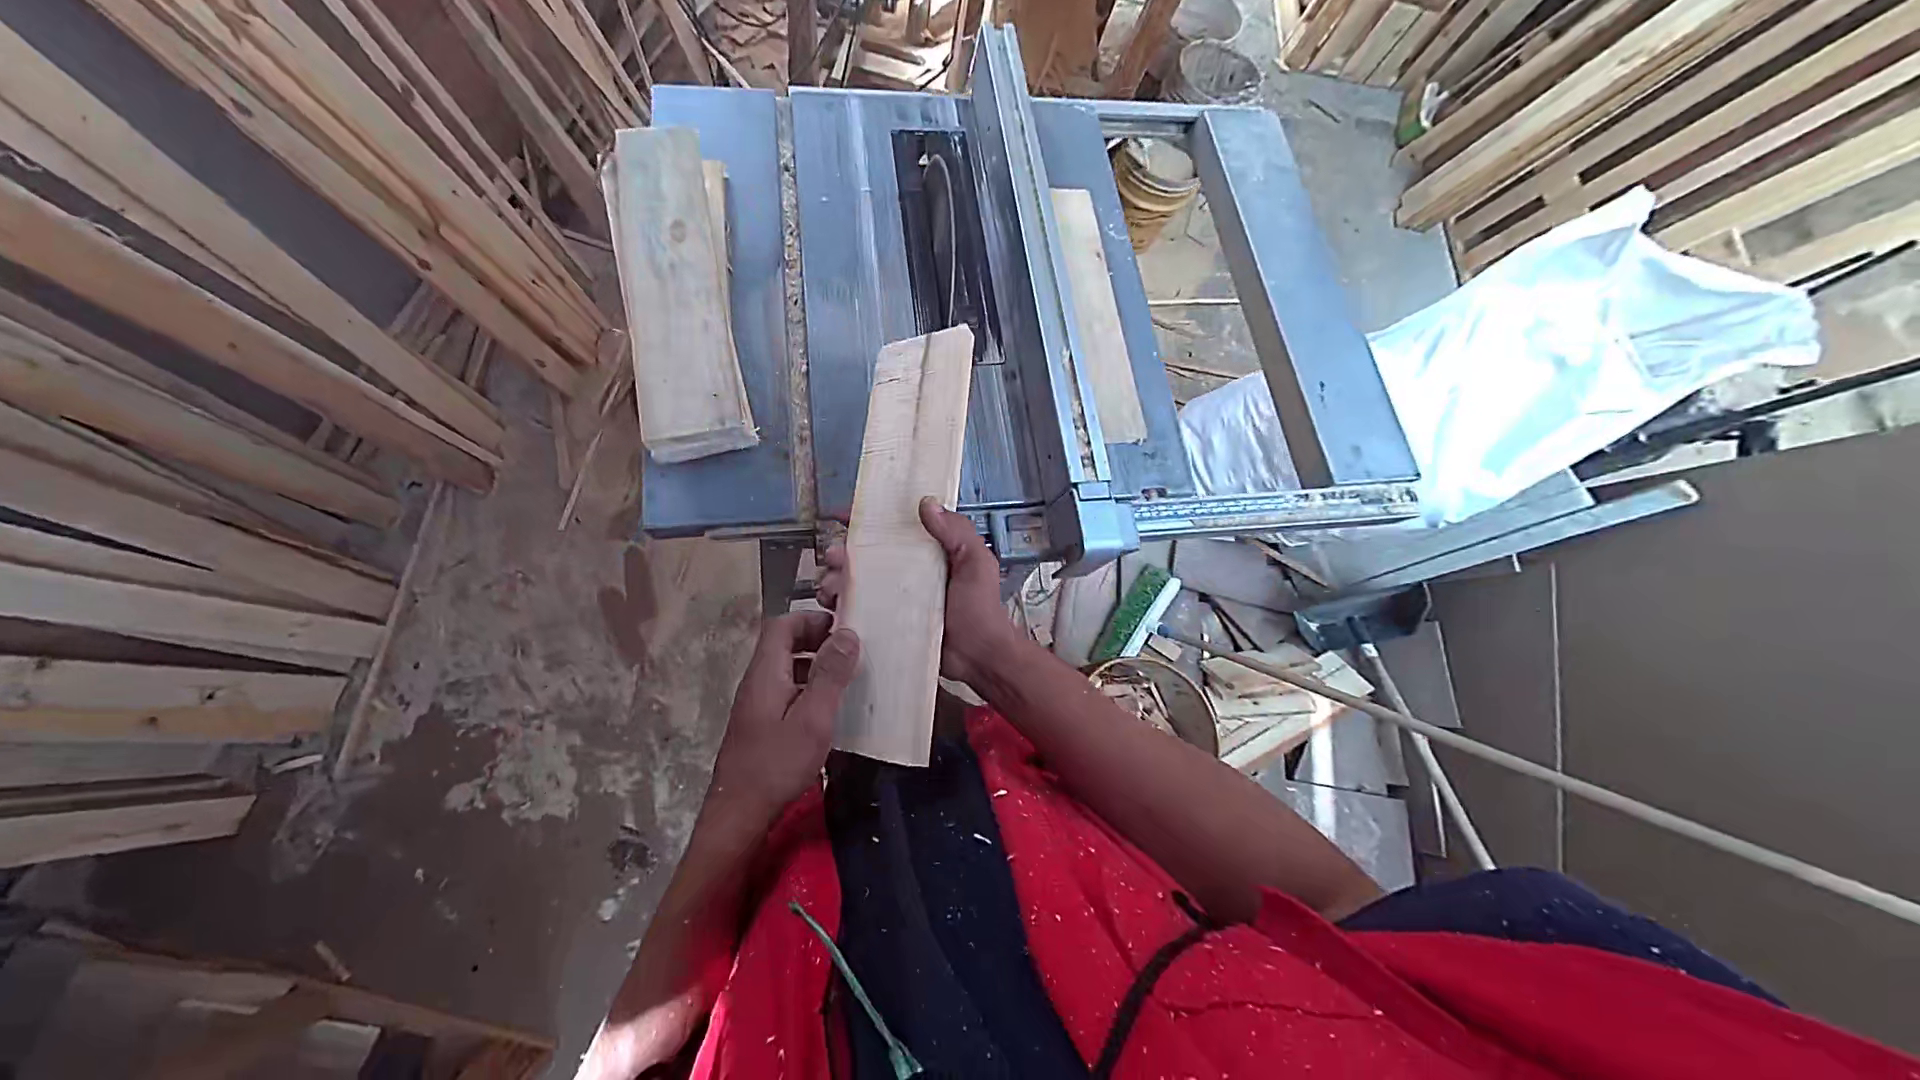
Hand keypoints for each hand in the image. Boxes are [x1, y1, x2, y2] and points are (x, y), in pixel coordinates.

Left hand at [709, 611, 859, 817]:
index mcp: (766, 673)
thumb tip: (847, 634)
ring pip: (787, 668)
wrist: (739, 814)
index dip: (812, 619)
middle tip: (851, 650)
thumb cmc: (777, 764)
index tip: (844, 627)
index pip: (782, 625)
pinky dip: (809, 688)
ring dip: (815, 664)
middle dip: (817, 639)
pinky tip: (830, 707)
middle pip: (784, 644)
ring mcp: (757, 704)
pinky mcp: (762, 724)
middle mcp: (757, 682)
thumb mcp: (813, 718)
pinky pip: (787, 690)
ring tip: (847, 676)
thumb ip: (830, 675)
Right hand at [817, 498, 1022, 686]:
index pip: (896, 529)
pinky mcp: (889, 624)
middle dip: (845, 553)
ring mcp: (898, 600)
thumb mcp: (975, 562)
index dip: (870, 521)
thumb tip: (928, 504)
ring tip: (832, 587)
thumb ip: (956, 532)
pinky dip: (843, 608)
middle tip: (836, 558)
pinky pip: (860, 612)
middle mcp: (911, 573)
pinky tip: (835, 608)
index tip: (848, 515)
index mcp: (930, 554)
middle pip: (868, 555)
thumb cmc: (981, 611)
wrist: (978, 658)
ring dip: (838, 580)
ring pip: (857, 583)